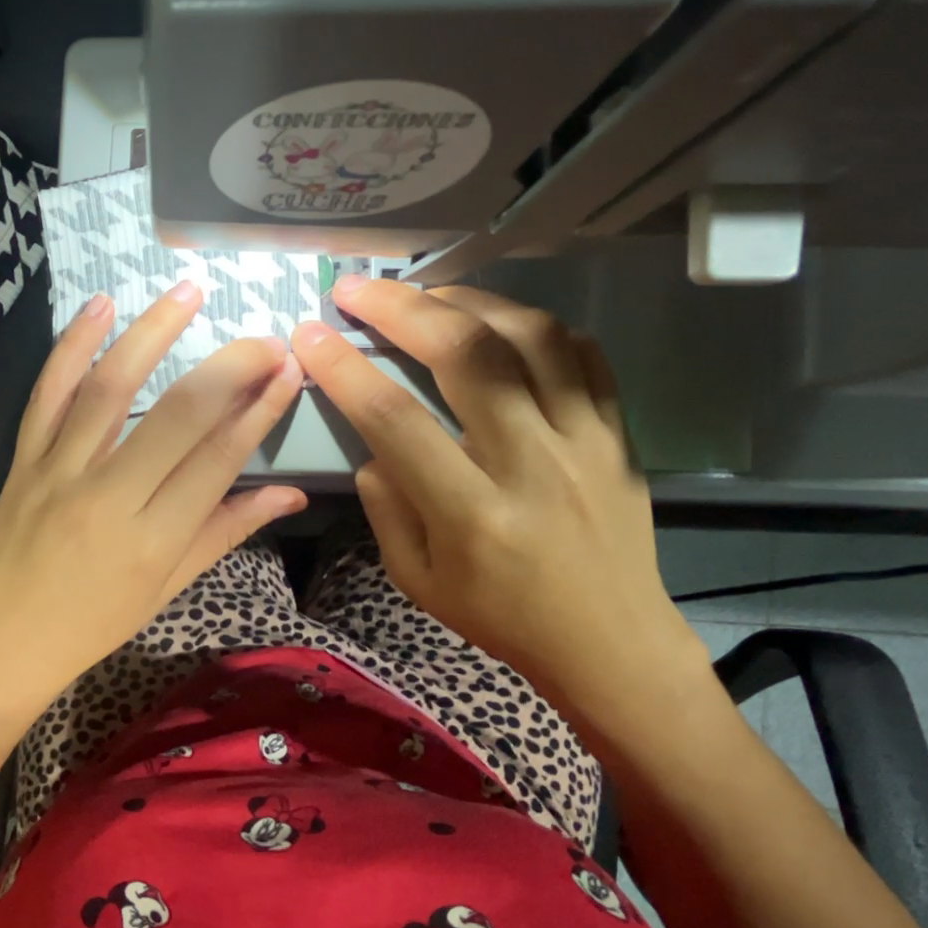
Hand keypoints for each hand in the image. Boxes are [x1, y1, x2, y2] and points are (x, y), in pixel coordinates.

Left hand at [0, 282, 305, 727]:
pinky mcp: (22, 462)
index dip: (260, 410)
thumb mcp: (165, 590)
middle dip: (230, 368)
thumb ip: (223, 534)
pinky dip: (70, 347)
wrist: (1, 647)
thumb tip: (288, 494)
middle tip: (265, 338)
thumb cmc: (91, 628)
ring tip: (189, 292)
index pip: (218, 459)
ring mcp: (58, 474)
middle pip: (178, 416)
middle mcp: (108, 499)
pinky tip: (98, 307)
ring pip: (110, 389)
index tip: (290, 370)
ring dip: (152, 333)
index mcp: (152, 541)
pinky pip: (46, 396)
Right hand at [291, 278, 701, 716]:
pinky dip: (531, 324)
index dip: (347, 369)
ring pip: (530, 337)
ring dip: (468, 301)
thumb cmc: (496, 614)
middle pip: (467, 356)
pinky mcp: (617, 431)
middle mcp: (531, 464)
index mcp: (471, 514)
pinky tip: (494, 322)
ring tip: (425, 294)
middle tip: (359, 288)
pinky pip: (580, 353)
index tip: (311, 334)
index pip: (397, 420)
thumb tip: (372, 440)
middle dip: (403, 309)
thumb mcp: (414, 577)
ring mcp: (584, 440)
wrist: (607, 639)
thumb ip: (385, 504)